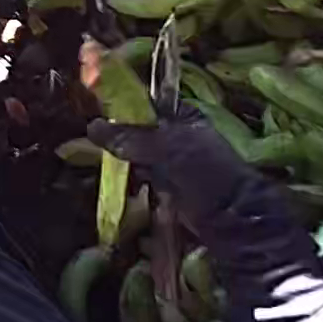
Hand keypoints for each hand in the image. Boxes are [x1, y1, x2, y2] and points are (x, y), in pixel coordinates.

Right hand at [87, 114, 262, 214]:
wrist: (231, 220)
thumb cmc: (204, 172)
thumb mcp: (164, 147)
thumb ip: (128, 136)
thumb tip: (92, 126)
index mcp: (181, 115)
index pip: (144, 101)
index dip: (121, 104)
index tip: (96, 110)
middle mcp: (175, 134)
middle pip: (136, 127)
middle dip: (116, 134)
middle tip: (95, 140)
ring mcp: (170, 160)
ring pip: (134, 151)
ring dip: (120, 157)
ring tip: (102, 160)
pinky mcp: (165, 183)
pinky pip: (138, 173)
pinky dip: (127, 175)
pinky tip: (115, 177)